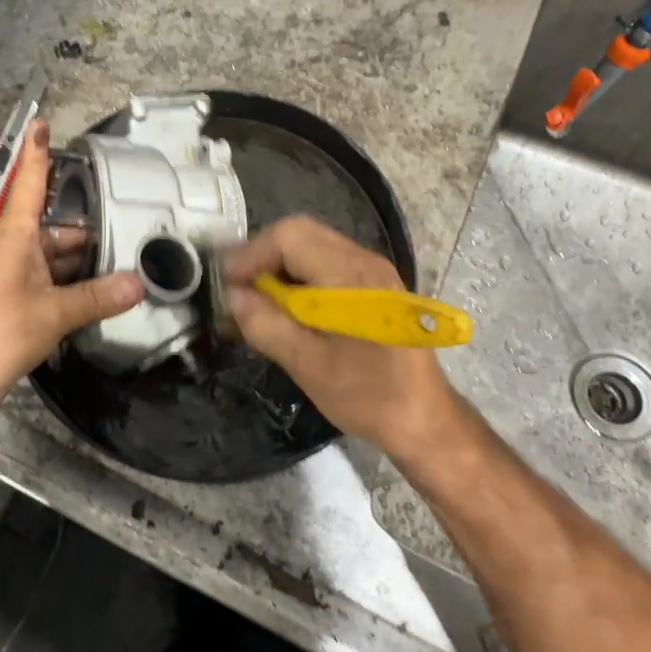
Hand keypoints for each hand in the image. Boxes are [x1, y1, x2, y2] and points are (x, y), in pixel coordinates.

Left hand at [0, 120, 143, 411]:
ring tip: (119, 263)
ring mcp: (7, 275)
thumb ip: (97, 298)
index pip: (28, 183)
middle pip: (52, 227)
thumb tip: (138, 283)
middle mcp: (9, 249)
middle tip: (123, 227)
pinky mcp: (8, 300)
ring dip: (79, 261)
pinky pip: (44, 279)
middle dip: (85, 228)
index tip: (40, 123)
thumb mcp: (53, 313)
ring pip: (50, 257)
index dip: (36, 153)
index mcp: (14, 237)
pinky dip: (67, 283)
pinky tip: (91, 294)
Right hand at [222, 215, 465, 459]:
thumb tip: (233, 296)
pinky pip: (327, 262)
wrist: (424, 418)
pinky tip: (287, 305)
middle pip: (301, 233)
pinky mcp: (374, 285)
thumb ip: (266, 324)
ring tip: (255, 297)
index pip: (290, 237)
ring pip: (313, 245)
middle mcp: (365, 261)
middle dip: (262, 255)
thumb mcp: (307, 365)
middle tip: (236, 287)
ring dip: (279, 265)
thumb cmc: (367, 395)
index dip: (251, 254)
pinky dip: (299, 274)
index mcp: (351, 276)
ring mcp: (373, 270)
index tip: (226, 282)